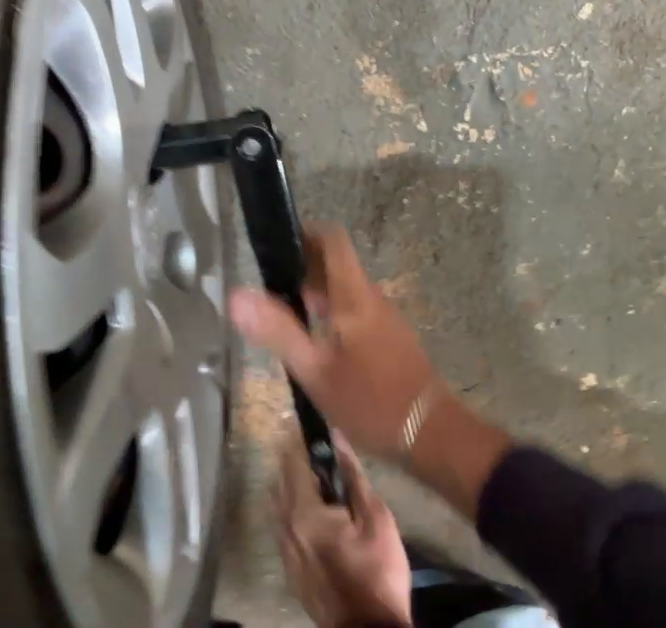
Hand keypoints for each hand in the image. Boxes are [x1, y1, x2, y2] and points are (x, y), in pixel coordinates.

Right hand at [229, 222, 440, 459]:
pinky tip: (312, 345)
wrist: (430, 433)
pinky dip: (330, 315)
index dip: (305, 233)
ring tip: (281, 318)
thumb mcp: (315, 370)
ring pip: (344, 291)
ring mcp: (383, 318)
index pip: (333, 239)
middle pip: (336, 264)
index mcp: (354, 294)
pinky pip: (354, 312)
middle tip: (265, 290)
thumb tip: (236, 294)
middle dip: (301, 269)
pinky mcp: (389, 338)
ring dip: (314, 295)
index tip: (275, 247)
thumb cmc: (370, 400)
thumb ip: (278, 331)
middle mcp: (371, 297)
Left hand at [273, 433, 411, 627]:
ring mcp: (285, 550)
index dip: (297, 437)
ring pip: (278, 503)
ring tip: (309, 466)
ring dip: (289, 480)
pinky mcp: (290, 567)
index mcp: (305, 513)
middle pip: (281, 480)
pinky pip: (282, 523)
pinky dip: (290, 504)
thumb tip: (338, 439)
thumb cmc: (377, 570)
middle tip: (306, 435)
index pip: (293, 462)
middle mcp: (286, 528)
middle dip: (291, 456)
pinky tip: (309, 502)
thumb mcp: (376, 517)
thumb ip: (353, 476)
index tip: (302, 416)